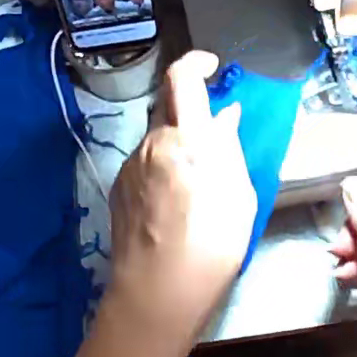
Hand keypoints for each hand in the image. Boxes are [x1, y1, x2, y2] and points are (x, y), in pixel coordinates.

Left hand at [103, 51, 255, 350]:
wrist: (156, 294)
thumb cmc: (211, 246)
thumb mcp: (238, 195)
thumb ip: (228, 147)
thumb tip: (223, 116)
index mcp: (185, 139)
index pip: (181, 79)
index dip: (195, 63)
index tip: (211, 67)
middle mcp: (150, 143)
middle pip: (166, 108)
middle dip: (189, 112)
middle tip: (214, 136)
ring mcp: (129, 166)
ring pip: (155, 138)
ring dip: (176, 143)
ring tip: (197, 181)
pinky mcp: (118, 187)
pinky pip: (144, 162)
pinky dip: (162, 165)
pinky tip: (175, 199)